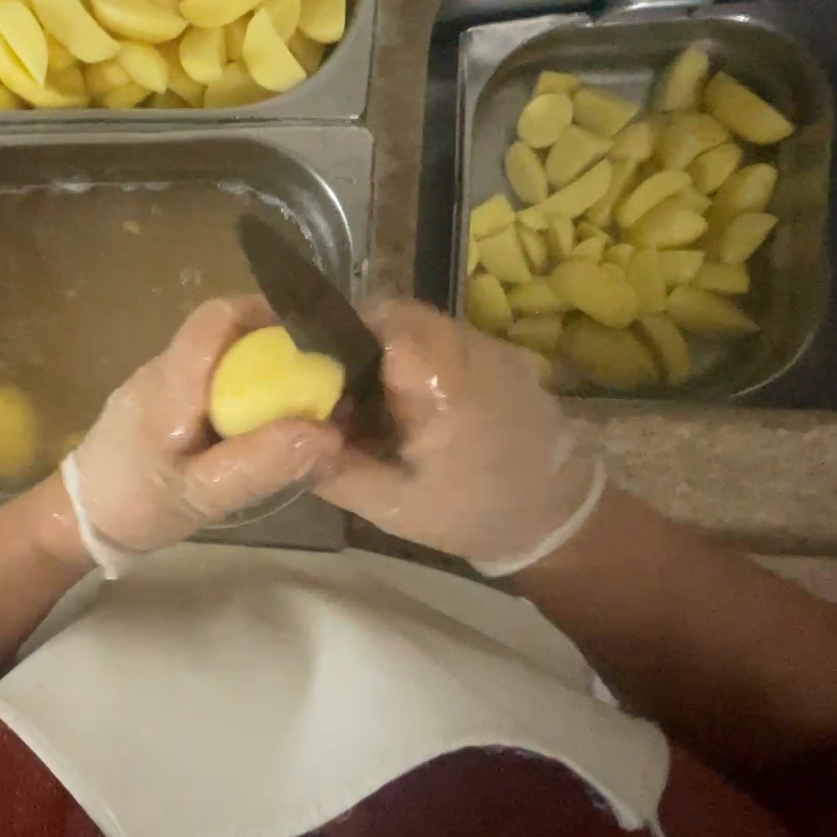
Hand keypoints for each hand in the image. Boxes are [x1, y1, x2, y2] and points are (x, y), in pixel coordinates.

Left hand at [66, 295, 342, 562]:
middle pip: (224, 338)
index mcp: (171, 381)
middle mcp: (160, 372)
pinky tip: (252, 433)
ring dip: (256, 379)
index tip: (315, 344)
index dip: (270, 315)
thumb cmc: (132, 506)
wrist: (73, 522)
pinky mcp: (152, 409)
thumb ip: (259, 463)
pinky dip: (234, 398)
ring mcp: (152, 388)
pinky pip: (201, 386)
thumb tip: (326, 431)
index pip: (218, 317)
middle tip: (318, 390)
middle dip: (275, 353)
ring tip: (295, 414)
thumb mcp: (200, 494)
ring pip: (215, 364)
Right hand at [311, 300, 598, 568]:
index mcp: (442, 384)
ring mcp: (494, 350)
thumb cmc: (467, 513)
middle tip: (330, 384)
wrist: (556, 520)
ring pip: (420, 325)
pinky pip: (444, 339)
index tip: (311, 367)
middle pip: (399, 316)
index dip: (339, 334)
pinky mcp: (503, 358)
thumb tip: (281, 438)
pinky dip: (414, 357)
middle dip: (355, 341)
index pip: (384, 321)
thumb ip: (330, 467)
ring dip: (384, 349)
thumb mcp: (386, 504)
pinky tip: (406, 400)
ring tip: (366, 395)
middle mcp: (472, 352)